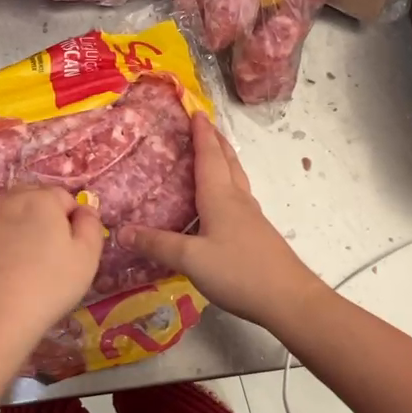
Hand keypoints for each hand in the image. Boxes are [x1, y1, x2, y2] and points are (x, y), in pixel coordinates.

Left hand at [0, 186, 103, 357]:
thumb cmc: (48, 285)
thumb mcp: (86, 257)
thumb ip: (91, 226)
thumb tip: (85, 210)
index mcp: (42, 198)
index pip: (65, 197)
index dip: (73, 220)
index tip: (72, 248)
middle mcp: (11, 198)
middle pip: (36, 197)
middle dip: (47, 215)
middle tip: (51, 252)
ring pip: (13, 208)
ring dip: (23, 223)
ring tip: (28, 257)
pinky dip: (3, 235)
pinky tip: (6, 262)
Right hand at [117, 112, 324, 321]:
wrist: (290, 301)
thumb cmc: (240, 272)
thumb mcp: (190, 259)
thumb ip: (156, 244)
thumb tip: (120, 231)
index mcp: (220, 197)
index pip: (208, 157)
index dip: (201, 134)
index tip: (195, 111)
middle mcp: (237, 201)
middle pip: (228, 162)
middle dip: (215, 141)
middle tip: (204, 125)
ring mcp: (251, 219)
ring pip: (235, 180)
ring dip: (224, 161)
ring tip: (212, 155)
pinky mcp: (257, 236)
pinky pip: (238, 199)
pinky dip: (226, 187)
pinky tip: (220, 202)